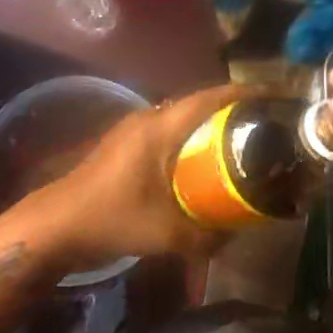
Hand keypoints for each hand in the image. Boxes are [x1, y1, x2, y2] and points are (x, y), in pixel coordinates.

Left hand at [0, 85, 247, 274]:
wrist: (56, 227)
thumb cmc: (112, 220)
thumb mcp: (167, 234)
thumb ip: (207, 237)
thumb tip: (237, 235)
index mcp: (159, 128)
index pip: (210, 98)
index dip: (245, 95)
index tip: (276, 99)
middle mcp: (148, 120)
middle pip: (200, 105)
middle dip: (234, 113)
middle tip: (266, 129)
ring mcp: (133, 132)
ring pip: (183, 120)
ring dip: (211, 128)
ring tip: (242, 145)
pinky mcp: (126, 148)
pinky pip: (168, 134)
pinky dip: (191, 142)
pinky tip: (203, 167)